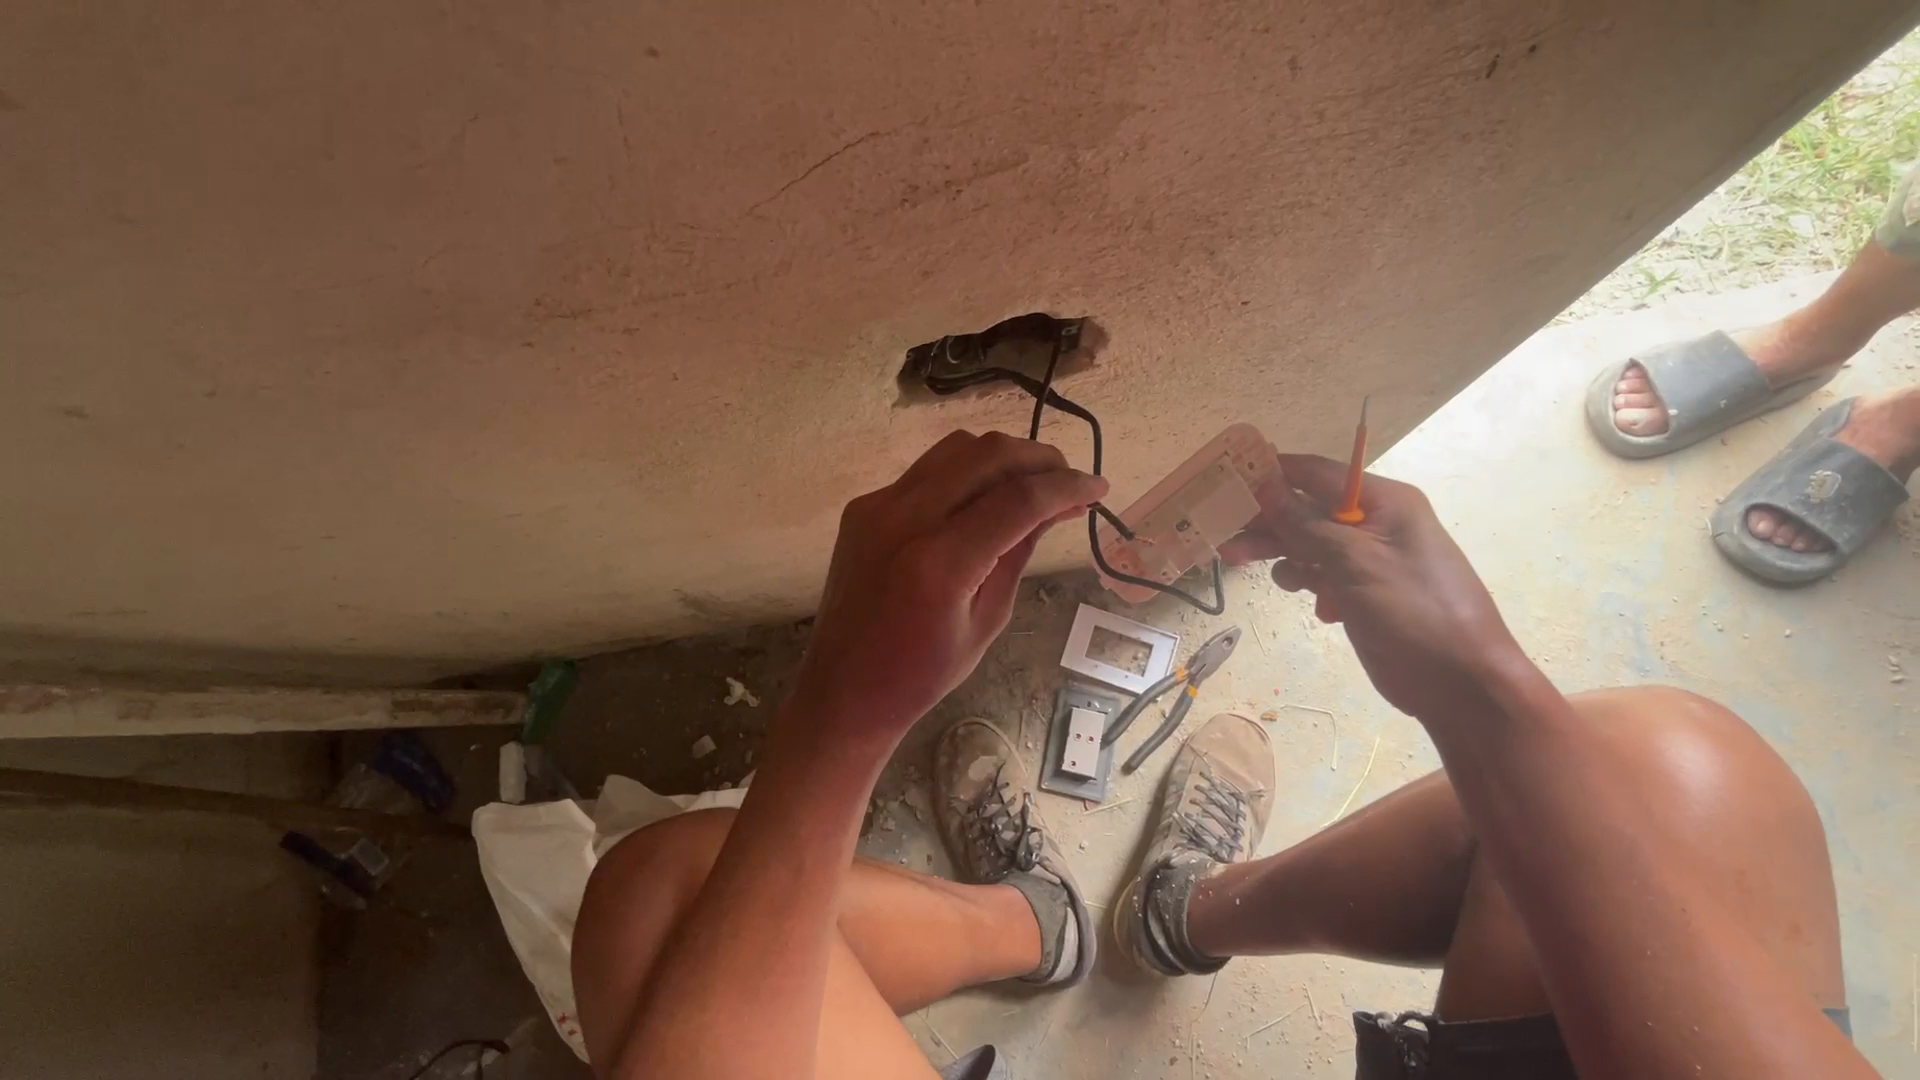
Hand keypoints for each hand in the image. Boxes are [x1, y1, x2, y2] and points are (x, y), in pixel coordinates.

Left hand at [789, 431, 1107, 750]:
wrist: (844, 688)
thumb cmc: (922, 673)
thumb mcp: (987, 620)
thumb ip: (1019, 553)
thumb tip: (1056, 506)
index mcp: (940, 562)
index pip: (1019, 499)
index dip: (1067, 486)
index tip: (1098, 488)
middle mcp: (905, 519)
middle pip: (987, 455)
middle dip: (1038, 458)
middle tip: (1068, 480)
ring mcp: (878, 507)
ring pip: (955, 449)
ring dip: (1001, 457)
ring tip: (1031, 483)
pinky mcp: (864, 507)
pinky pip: (926, 471)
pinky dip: (965, 474)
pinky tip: (982, 500)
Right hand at [1220, 454, 1524, 722]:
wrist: (1459, 681)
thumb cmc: (1413, 609)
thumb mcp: (1355, 561)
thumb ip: (1306, 523)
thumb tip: (1266, 486)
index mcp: (1384, 502)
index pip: (1316, 473)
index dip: (1273, 474)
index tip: (1228, 481)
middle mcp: (1375, 523)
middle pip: (1306, 510)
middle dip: (1267, 523)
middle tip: (1225, 539)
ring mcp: (1368, 559)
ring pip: (1308, 544)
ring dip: (1282, 556)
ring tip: (1250, 570)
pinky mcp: (1361, 591)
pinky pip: (1321, 574)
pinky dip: (1308, 584)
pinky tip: (1316, 605)